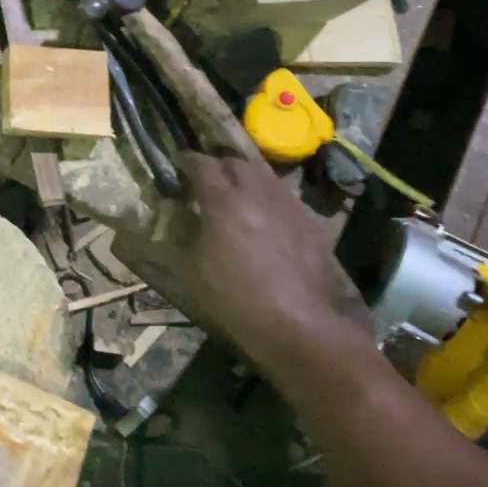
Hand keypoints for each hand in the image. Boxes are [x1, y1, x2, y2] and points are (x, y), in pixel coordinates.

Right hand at [166, 153, 374, 378]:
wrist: (302, 325)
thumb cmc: (237, 298)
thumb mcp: (193, 269)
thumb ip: (184, 233)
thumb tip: (178, 215)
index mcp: (224, 200)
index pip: (201, 164)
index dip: (186, 161)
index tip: (176, 166)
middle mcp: (258, 193)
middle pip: (236, 162)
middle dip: (217, 165)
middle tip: (204, 178)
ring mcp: (288, 206)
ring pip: (264, 176)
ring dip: (245, 178)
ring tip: (234, 195)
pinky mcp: (311, 224)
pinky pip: (282, 197)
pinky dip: (266, 198)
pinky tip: (262, 219)